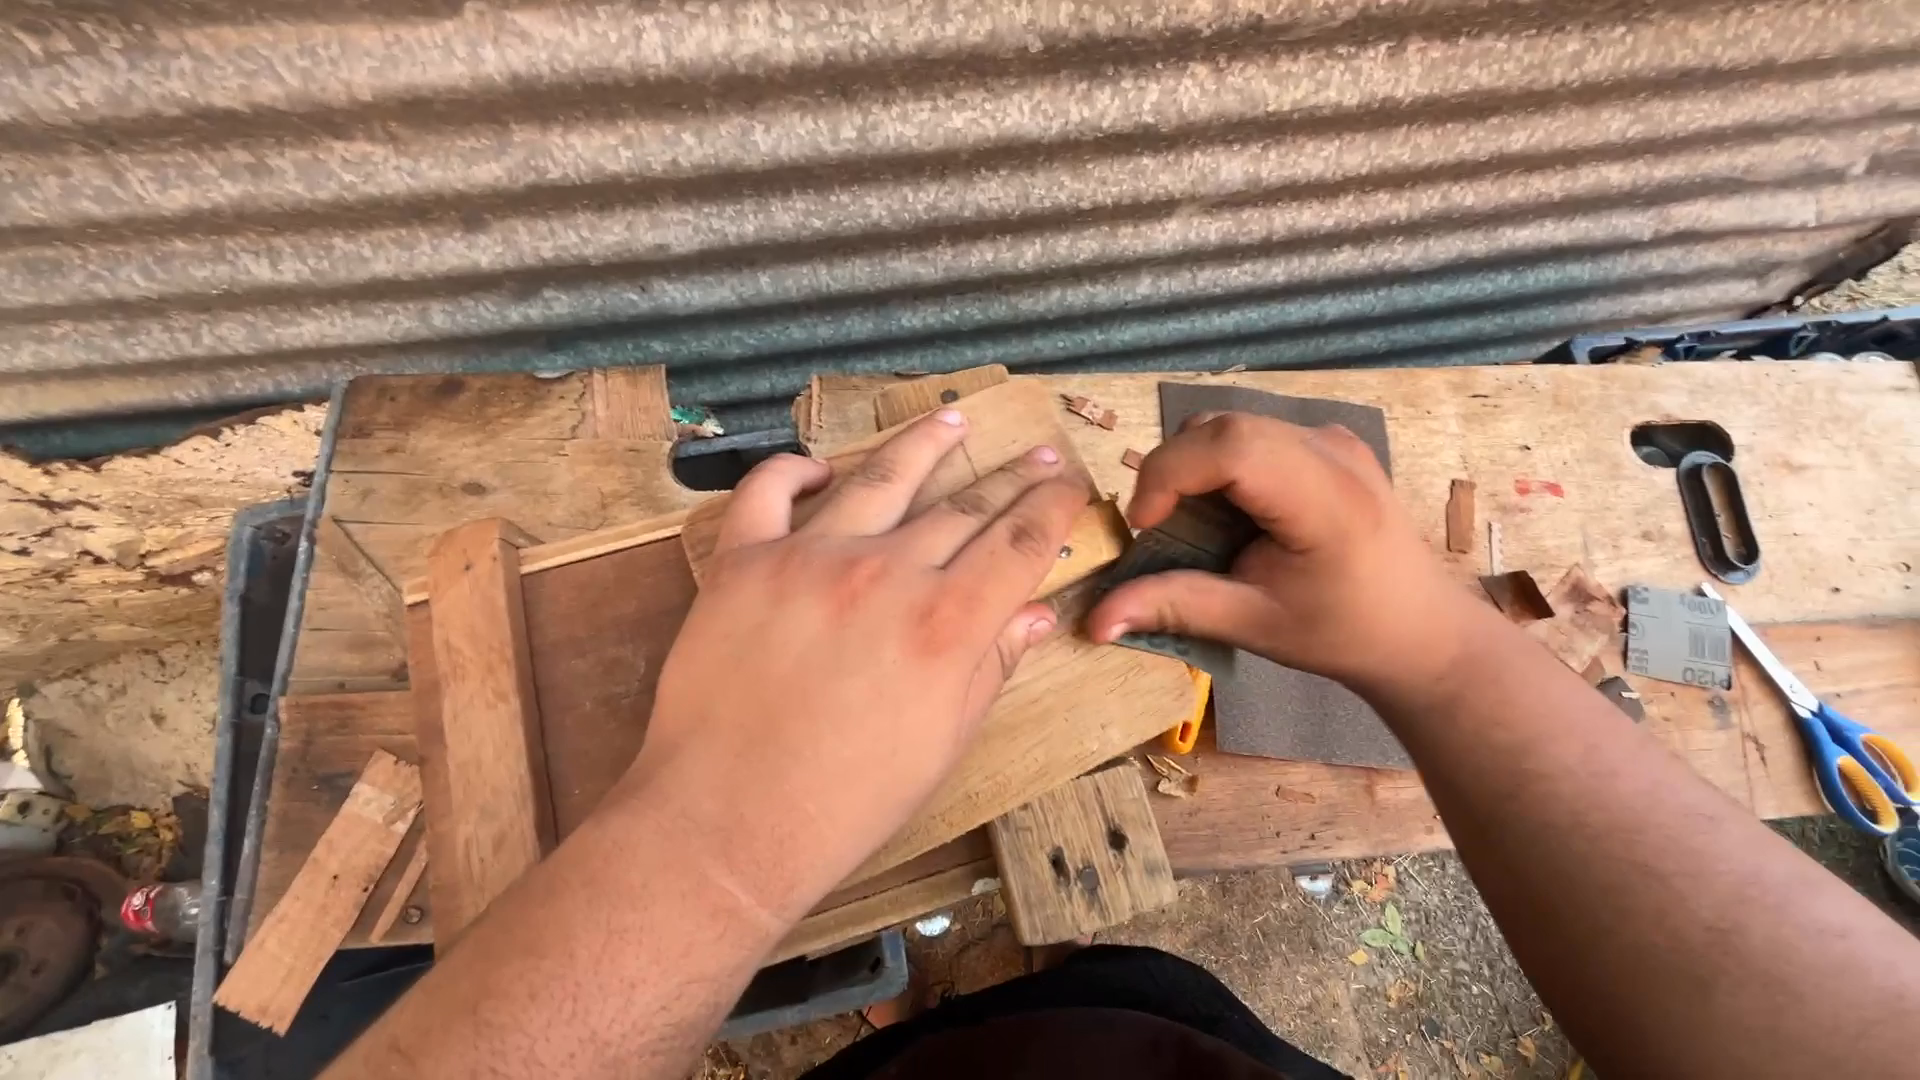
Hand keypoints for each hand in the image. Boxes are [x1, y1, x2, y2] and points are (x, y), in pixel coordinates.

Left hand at [630, 409, 1089, 915]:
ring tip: (951, 422)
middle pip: (964, 505)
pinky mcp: (742, 562)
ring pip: (880, 477)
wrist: (727, 823)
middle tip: (1037, 452)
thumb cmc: (848, 800)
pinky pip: (767, 492)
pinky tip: (816, 466)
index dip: (1053, 506)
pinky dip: (792, 471)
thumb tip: (1034, 613)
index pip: (1020, 540)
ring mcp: (809, 559)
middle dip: (1011, 476)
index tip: (1069, 485)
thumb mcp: (942, 742)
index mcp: (946, 624)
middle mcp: (886, 574)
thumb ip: (992, 666)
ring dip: (923, 445)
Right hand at [1087, 412, 1480, 697]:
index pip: (1230, 447)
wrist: (1421, 631)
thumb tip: (1096, 620)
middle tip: (1158, 529)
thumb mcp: (1255, 624)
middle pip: (1222, 426)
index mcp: (1326, 498)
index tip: (1143, 527)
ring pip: (1229, 424)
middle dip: (1170, 471)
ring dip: (1191, 467)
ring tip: (1192, 524)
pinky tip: (1227, 514)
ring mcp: (1332, 439)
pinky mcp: (1325, 442)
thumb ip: (1175, 607)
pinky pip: (1249, 434)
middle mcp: (1331, 450)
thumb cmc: (1344, 633)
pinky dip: (1215, 467)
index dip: (1168, 474)